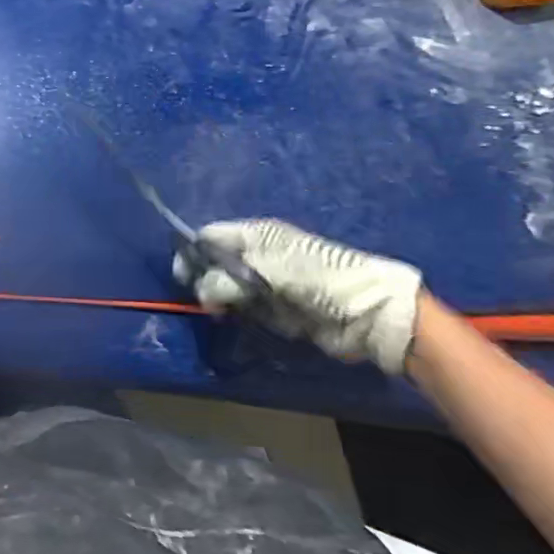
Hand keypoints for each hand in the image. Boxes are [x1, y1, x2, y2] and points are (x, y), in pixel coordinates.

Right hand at [174, 219, 423, 373]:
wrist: (369, 315)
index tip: (184, 276)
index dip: (192, 253)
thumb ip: (223, 278)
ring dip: (220, 300)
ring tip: (224, 313)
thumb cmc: (318, 281)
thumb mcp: (266, 271)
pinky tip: (237, 318)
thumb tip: (200, 292)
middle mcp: (256, 254)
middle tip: (208, 301)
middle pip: (212, 262)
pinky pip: (240, 306)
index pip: (208, 236)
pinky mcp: (271, 306)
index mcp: (255, 235)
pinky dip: (236, 313)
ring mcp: (264, 280)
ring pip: (223, 286)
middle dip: (204, 279)